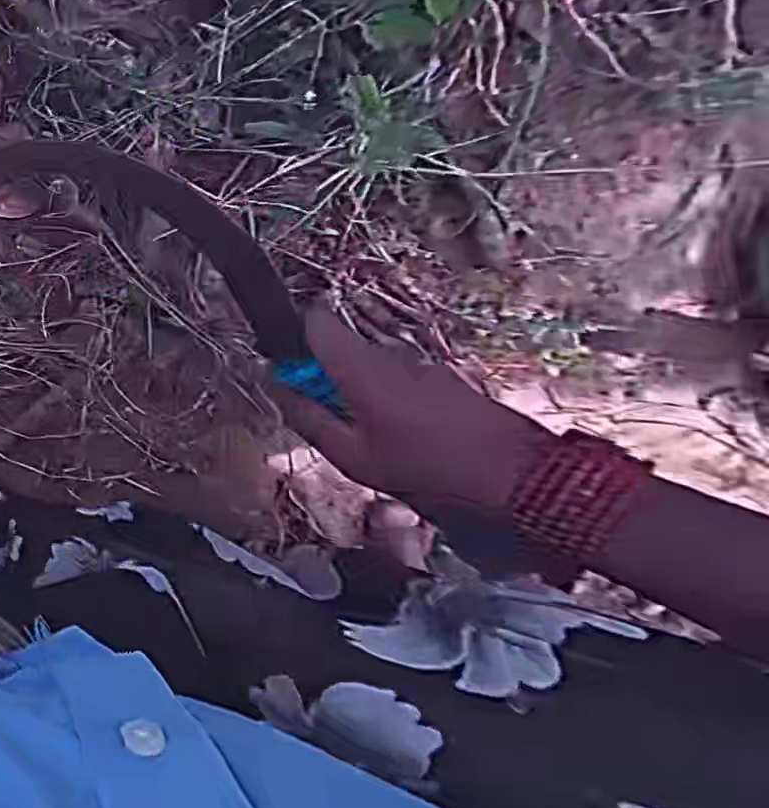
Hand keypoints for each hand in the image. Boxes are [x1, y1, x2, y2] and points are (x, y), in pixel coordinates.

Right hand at [271, 309, 556, 514]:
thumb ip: (307, 417)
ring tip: (362, 431)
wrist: (533, 485)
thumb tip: (274, 387)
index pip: (316, 323)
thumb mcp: (352, 456)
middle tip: (319, 411)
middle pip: (340, 347)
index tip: (283, 363)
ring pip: (369, 366)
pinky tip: (396, 436)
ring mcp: (424, 368)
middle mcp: (392, 358)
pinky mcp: (447, 383)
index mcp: (361, 369)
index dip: (292, 333)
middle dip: (320, 372)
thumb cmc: (430, 471)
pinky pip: (397, 379)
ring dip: (353, 388)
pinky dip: (384, 398)